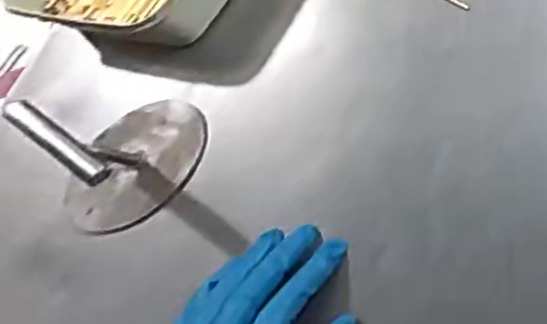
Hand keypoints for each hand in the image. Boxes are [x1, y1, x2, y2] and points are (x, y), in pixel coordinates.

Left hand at [176, 226, 353, 323]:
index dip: (313, 272)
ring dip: (251, 261)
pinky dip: (217, 282)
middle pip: (253, 290)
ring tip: (275, 236)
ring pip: (223, 292)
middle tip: (310, 231)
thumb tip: (349, 319)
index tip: (336, 247)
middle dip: (284, 257)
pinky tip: (232, 267)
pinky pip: (196, 305)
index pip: (286, 303)